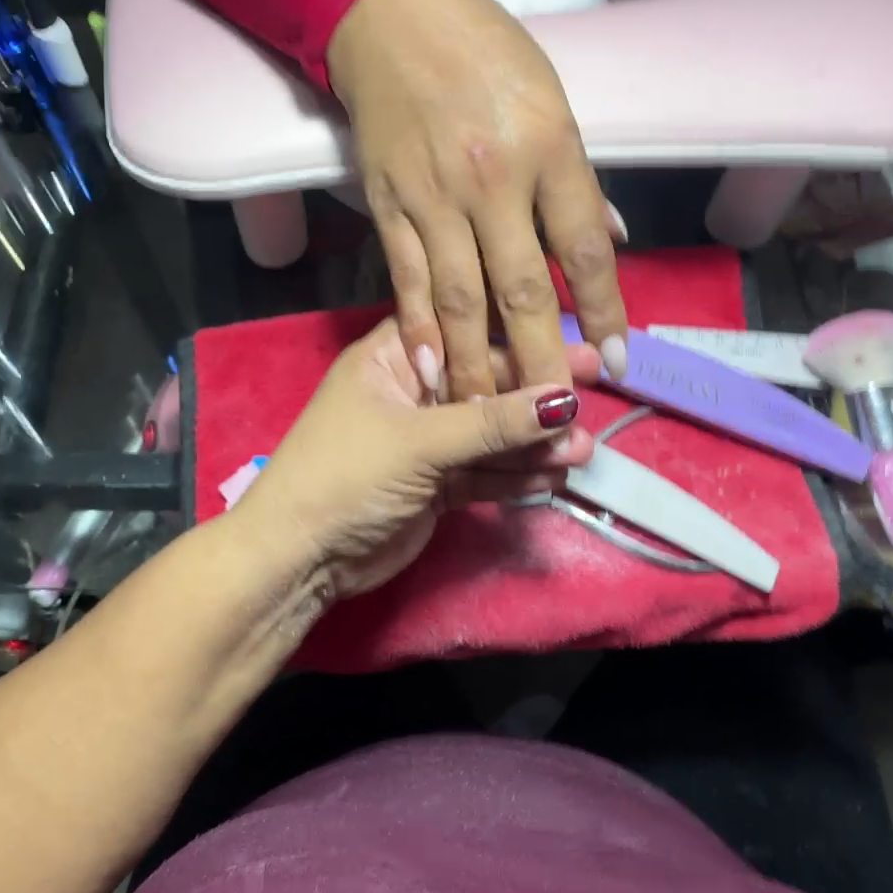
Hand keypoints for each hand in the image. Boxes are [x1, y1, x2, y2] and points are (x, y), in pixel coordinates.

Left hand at [235, 319, 599, 598]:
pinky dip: (513, 477)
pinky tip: (553, 478)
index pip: (468, 335)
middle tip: (592, 406)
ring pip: (489, 436)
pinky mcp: (433, 485)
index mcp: (393, 358)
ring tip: (581, 453)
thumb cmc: (346, 476)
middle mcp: (411, 392)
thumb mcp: (419, 442)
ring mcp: (424, 442)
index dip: (523, 342)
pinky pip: (482, 473)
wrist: (300, 557)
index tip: (580, 351)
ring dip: (532, 445)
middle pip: (486, 387)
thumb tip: (566, 400)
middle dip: (536, 403)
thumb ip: (492, 423)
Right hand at [326, 0, 628, 404]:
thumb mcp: (551, 101)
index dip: (603, 309)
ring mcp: (434, 199)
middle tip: (556, 414)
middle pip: (521, 288)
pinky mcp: (388, 210)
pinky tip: (432, 371)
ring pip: (460, 298)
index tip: (618, 360)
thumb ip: (577, 180)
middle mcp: (493, 181)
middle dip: (541, 358)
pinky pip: (407, 281)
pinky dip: (419, 330)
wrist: (390, 23)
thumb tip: (609, 240)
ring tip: (492, 413)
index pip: (583, 247)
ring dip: (477, 363)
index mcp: (548, 148)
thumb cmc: (483, 53)